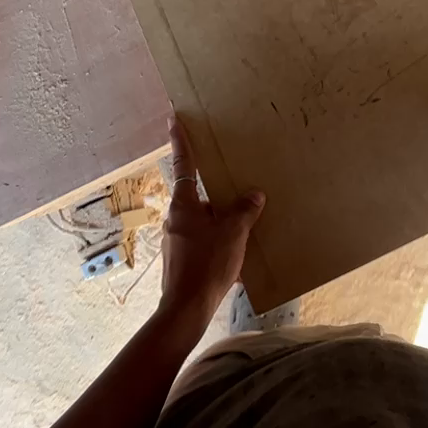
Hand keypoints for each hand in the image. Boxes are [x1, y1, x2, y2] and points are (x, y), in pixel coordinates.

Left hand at [158, 117, 264, 326]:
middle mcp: (175, 217)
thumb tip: (254, 195)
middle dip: (214, 194)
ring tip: (242, 229)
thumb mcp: (234, 232)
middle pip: (196, 196)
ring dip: (218, 221)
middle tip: (232, 187)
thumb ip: (244, 210)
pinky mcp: (180, 259)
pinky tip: (235, 254)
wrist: (186, 309)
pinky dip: (217, 241)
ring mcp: (175, 239)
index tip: (173, 118)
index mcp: (184, 204)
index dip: (180, 141)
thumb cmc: (207, 264)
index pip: (184, 164)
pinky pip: (202, 240)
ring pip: (201, 220)